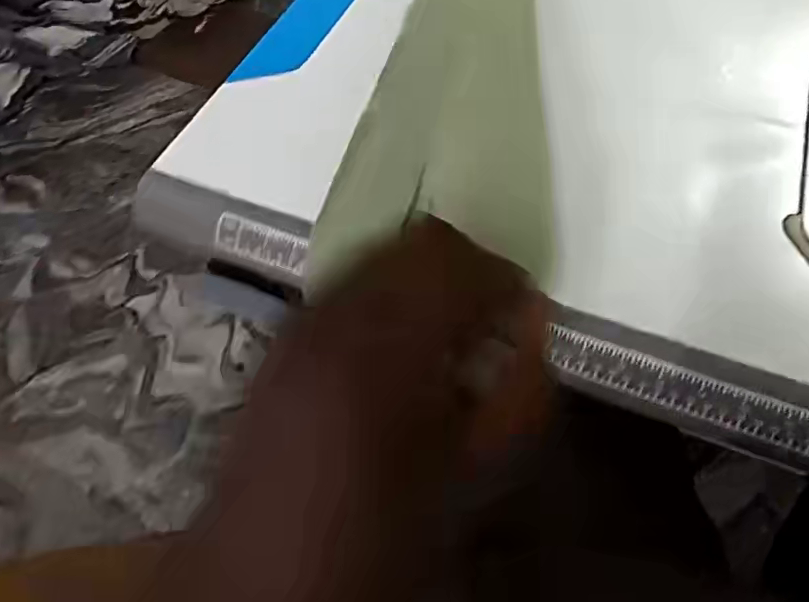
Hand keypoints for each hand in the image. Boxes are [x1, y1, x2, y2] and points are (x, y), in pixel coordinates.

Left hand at [157, 218, 552, 601]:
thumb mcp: (472, 469)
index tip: (523, 305)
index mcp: (388, 341)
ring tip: (448, 327)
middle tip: (492, 311)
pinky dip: (389, 292)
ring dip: (427, 277)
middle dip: (468, 267)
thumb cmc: (383, 527)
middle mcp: (339, 312)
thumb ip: (521, 389)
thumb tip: (537, 321)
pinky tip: (398, 342)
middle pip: (420, 241)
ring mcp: (305, 319)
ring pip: (385, 253)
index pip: (460, 259)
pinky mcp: (286, 335)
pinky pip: (352, 282)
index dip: (501, 273)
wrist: (270, 581)